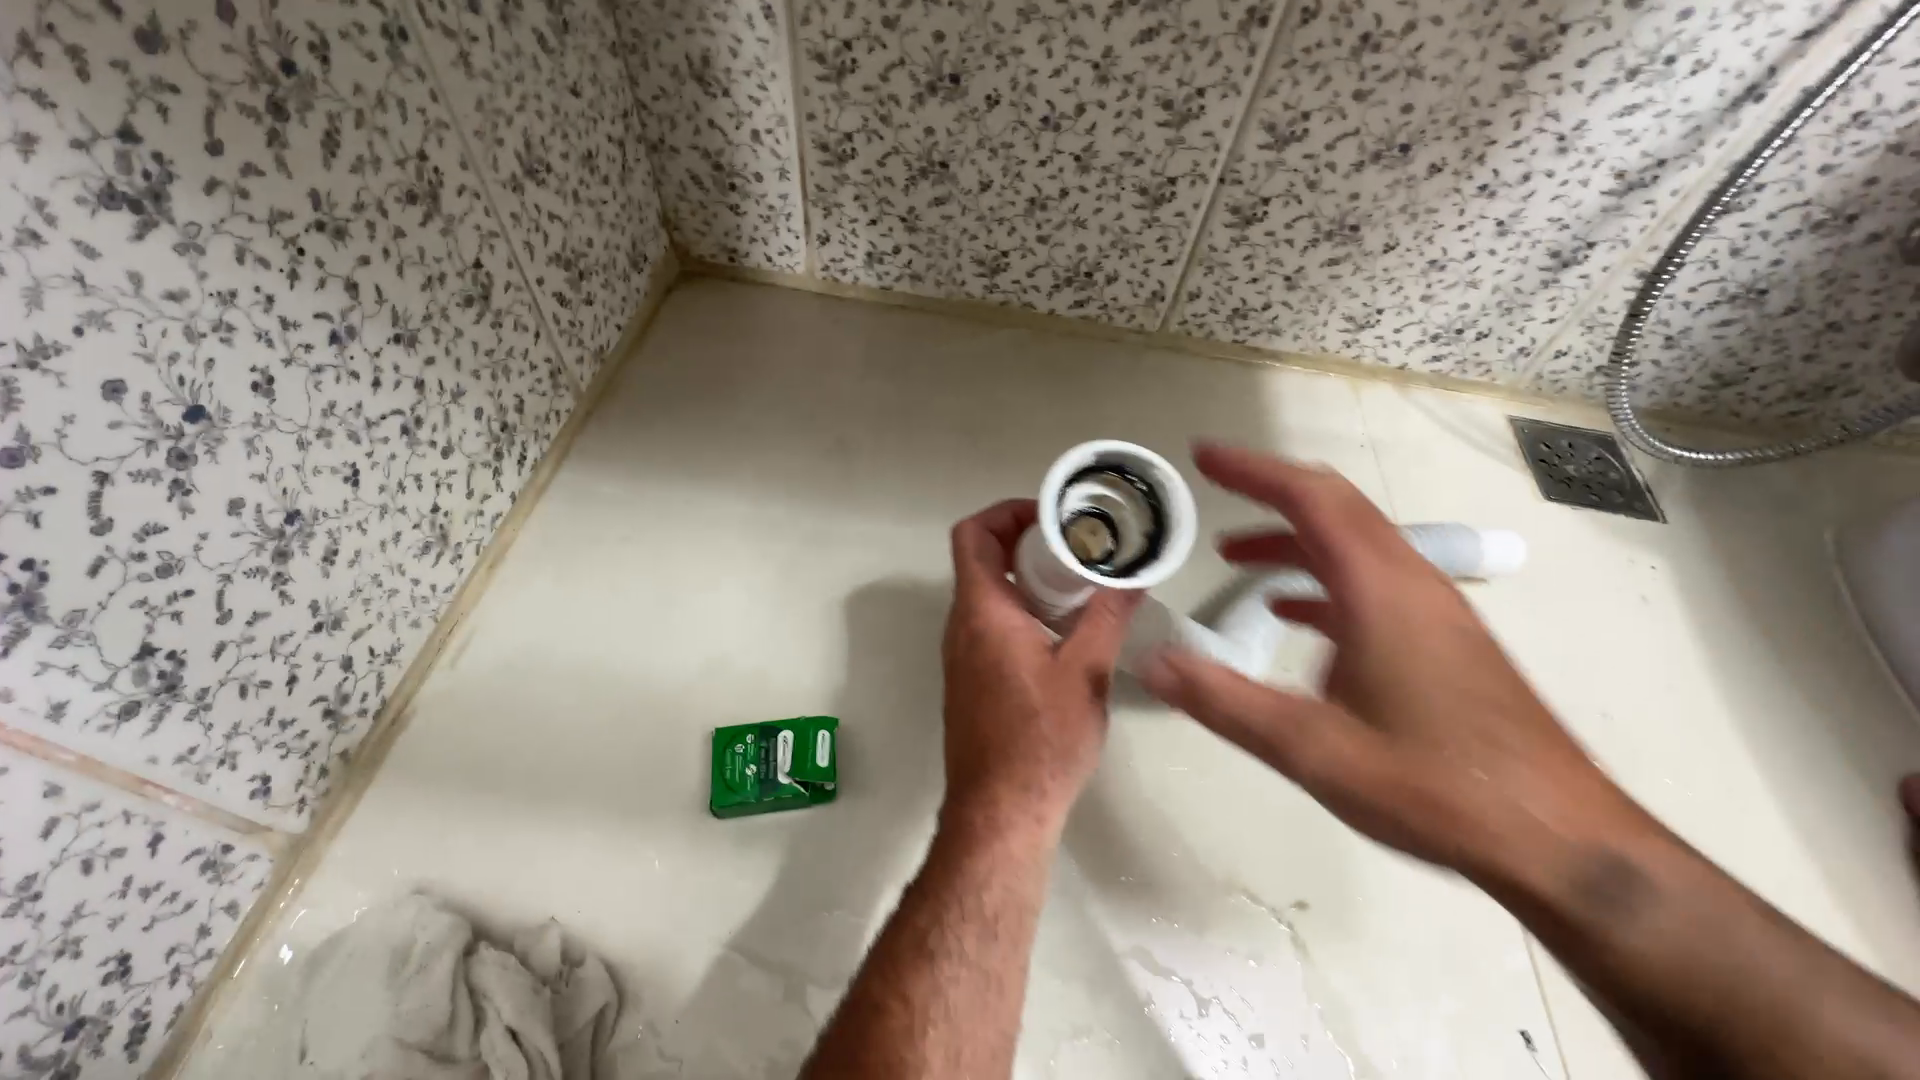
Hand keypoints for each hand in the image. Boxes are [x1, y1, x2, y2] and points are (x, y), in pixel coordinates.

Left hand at [942, 499, 1141, 835]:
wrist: (1001, 811)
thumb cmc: (1041, 739)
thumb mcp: (1087, 672)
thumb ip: (1108, 617)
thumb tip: (1132, 577)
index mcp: (982, 612)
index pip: (974, 534)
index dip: (1008, 512)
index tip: (1053, 517)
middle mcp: (962, 627)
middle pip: (983, 560)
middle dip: (1029, 544)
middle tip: (1079, 548)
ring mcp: (963, 656)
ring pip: (989, 596)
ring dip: (1029, 581)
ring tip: (1081, 586)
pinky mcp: (972, 681)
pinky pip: (992, 627)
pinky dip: (1024, 612)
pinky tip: (1067, 633)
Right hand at [1138, 444, 1655, 881]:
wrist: (1560, 838)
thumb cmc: (1435, 786)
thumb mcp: (1313, 750)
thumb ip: (1225, 702)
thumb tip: (1151, 660)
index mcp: (1380, 591)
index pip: (1310, 500)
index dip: (1252, 471)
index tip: (1203, 456)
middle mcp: (1411, 584)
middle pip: (1336, 508)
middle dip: (1270, 491)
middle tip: (1214, 487)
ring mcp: (1435, 611)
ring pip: (1356, 546)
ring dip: (1294, 540)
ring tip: (1236, 558)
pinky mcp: (1445, 642)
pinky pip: (1373, 584)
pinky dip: (1323, 581)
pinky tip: (1293, 616)